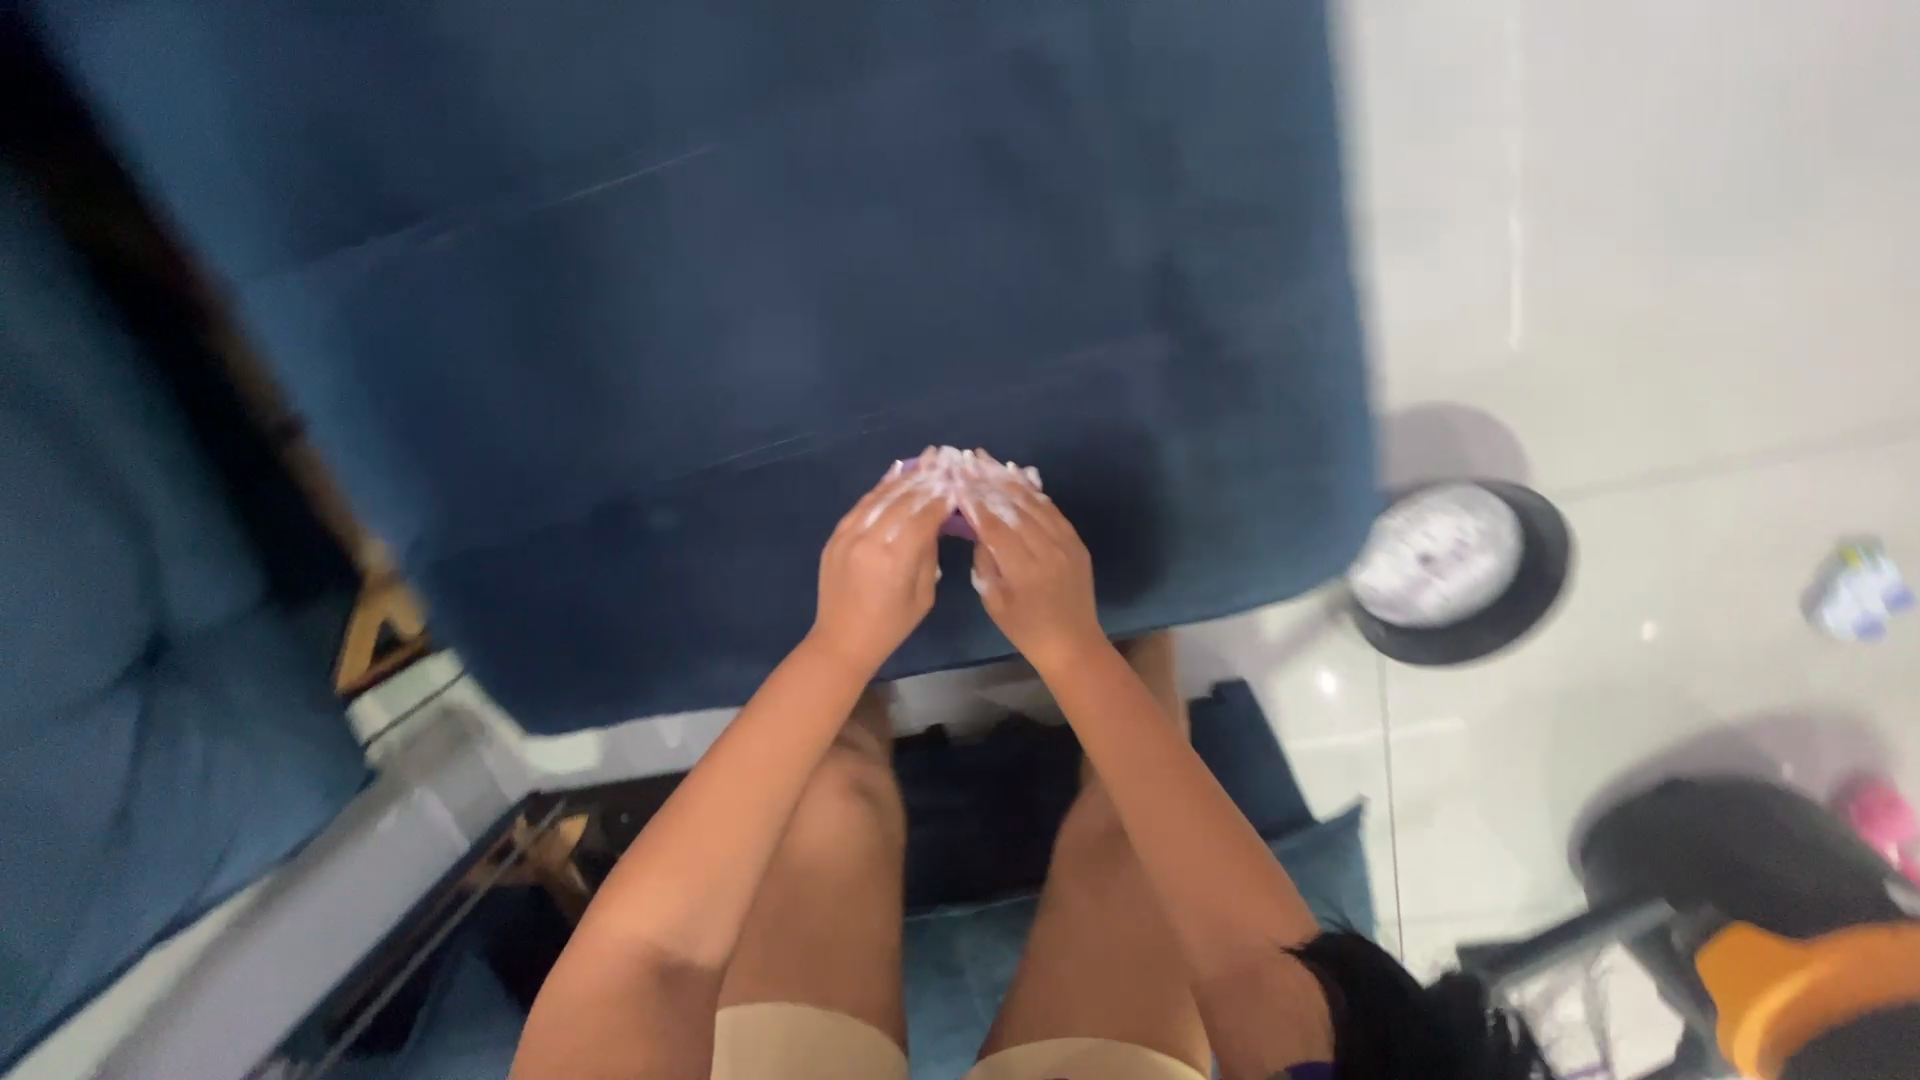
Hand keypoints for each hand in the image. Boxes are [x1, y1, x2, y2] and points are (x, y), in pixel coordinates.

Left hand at [808, 450, 952, 674]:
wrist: (842, 640)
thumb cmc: (891, 625)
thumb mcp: (924, 595)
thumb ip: (928, 554)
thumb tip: (936, 521)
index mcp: (895, 560)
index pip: (924, 517)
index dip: (943, 497)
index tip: (959, 481)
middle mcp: (869, 541)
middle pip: (903, 501)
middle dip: (927, 479)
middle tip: (947, 459)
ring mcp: (848, 536)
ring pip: (881, 497)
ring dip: (906, 477)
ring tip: (926, 459)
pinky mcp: (836, 537)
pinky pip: (860, 505)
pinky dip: (880, 487)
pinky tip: (896, 472)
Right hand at [959, 451, 1106, 670]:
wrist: (1072, 642)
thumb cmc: (1025, 629)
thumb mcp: (994, 601)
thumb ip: (985, 562)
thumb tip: (979, 529)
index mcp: (1024, 570)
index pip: (995, 526)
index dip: (974, 501)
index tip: (956, 479)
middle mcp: (1048, 550)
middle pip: (1014, 507)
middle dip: (988, 481)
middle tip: (968, 459)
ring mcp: (1066, 543)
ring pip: (1034, 503)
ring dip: (1009, 480)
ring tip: (987, 460)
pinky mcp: (1075, 542)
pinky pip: (1052, 510)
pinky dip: (1033, 492)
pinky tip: (1017, 476)